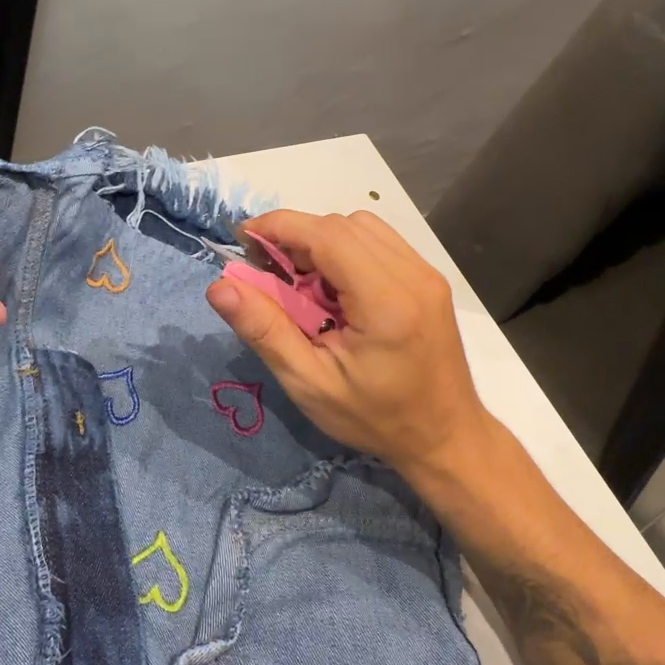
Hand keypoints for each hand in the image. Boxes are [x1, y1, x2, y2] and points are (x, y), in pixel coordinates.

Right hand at [205, 209, 487, 471]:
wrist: (446, 439)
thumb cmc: (375, 418)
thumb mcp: (309, 383)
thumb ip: (264, 331)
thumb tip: (219, 287)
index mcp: (385, 303)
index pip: (327, 235)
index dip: (279, 226)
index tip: (243, 241)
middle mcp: (413, 276)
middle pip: (341, 225)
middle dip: (295, 236)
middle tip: (267, 270)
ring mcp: (426, 274)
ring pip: (361, 226)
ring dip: (320, 241)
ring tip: (300, 280)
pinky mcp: (428, 279)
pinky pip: (378, 241)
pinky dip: (344, 249)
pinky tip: (332, 286)